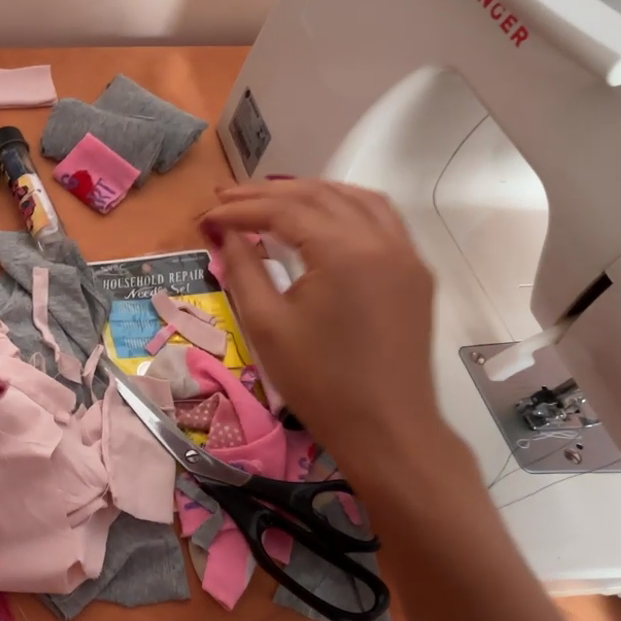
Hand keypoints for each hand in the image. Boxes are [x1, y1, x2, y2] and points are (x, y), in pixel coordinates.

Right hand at [201, 179, 464, 490]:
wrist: (386, 428)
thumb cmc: (319, 381)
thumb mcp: (266, 324)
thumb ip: (243, 268)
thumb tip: (225, 233)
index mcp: (344, 252)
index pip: (284, 211)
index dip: (240, 210)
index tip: (207, 217)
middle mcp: (381, 241)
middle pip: (318, 196)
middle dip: (268, 194)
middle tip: (226, 199)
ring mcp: (405, 254)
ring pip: (354, 199)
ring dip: (308, 192)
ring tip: (269, 199)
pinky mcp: (414, 273)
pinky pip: (380, 218)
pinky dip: (345, 206)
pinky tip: (321, 215)